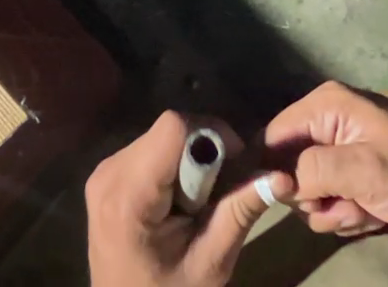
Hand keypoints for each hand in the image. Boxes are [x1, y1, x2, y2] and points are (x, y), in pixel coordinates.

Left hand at [87, 111, 294, 286]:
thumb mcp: (212, 261)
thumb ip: (241, 211)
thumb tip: (284, 176)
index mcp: (129, 196)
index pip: (174, 127)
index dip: (211, 135)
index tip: (234, 165)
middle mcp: (109, 173)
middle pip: (170, 129)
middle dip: (204, 150)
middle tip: (219, 191)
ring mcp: (103, 171)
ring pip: (163, 135)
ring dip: (190, 157)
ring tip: (198, 200)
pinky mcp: (106, 173)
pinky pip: (151, 146)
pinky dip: (174, 163)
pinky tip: (178, 200)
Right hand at [265, 81, 387, 236]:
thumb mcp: (365, 169)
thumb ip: (315, 170)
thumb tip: (275, 179)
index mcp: (326, 106)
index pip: (273, 136)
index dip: (275, 171)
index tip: (297, 198)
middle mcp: (327, 121)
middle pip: (288, 167)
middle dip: (314, 196)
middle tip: (344, 203)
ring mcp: (339, 148)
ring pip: (309, 191)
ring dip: (333, 210)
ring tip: (363, 208)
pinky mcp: (351, 172)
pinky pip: (329, 199)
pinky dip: (346, 213)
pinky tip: (371, 212)